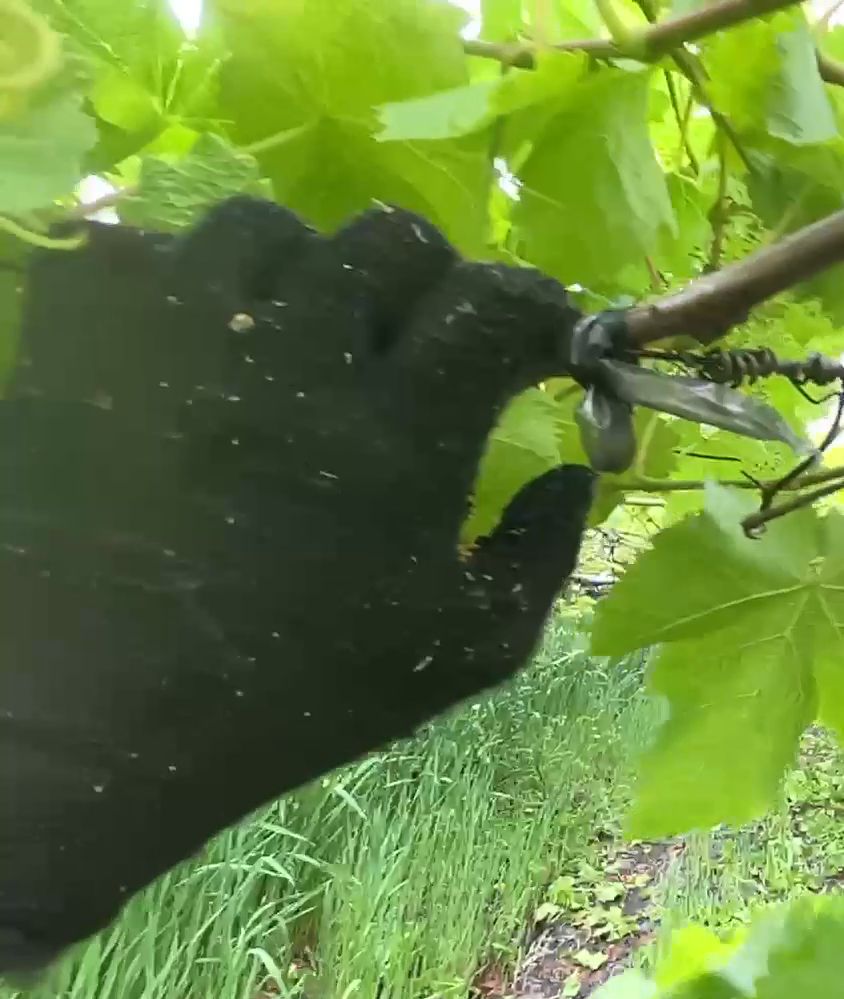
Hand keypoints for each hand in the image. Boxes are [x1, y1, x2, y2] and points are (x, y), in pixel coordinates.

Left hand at [0, 198, 594, 974]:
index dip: (543, 310)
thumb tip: (577, 471)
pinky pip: (139, 249)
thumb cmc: (311, 690)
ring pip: (270, 228)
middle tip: (445, 341)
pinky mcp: (72, 354)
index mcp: (404, 440)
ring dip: (326, 273)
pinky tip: (222, 342)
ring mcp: (174, 350)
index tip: (555, 343)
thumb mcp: (483, 643)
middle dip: (445, 281)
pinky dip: (197, 277)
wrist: (88, 730)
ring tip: (332, 336)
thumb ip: (547, 548)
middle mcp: (296, 369)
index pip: (494, 309)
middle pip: (391, 242)